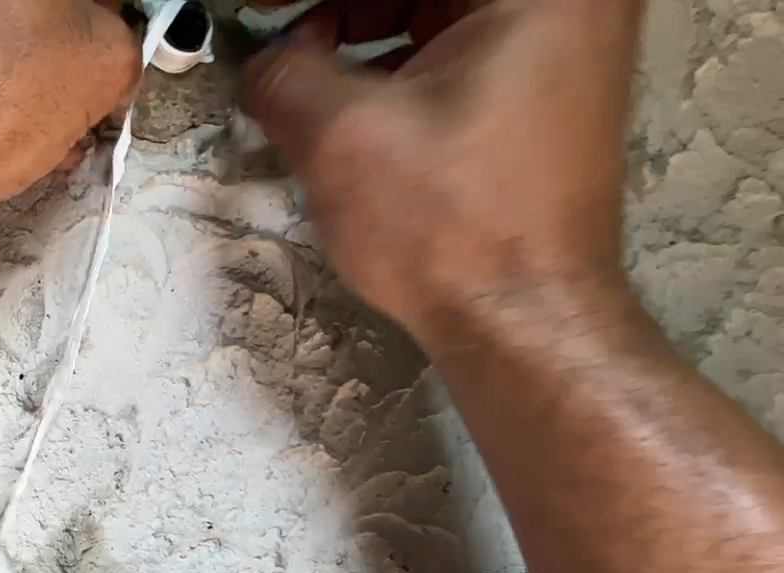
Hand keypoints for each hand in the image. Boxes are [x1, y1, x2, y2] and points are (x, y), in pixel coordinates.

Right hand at [241, 0, 642, 342]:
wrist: (514, 307)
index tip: (256, 13)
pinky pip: (440, 48)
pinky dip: (381, 64)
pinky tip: (335, 102)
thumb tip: (260, 61)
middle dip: (330, 11)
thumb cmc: (443, 220)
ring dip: (350, 36)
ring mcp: (550, 37)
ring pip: (425, 10)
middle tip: (272, 51)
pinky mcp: (529, 85)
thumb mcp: (340, 138)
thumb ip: (285, 78)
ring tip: (293, 82)